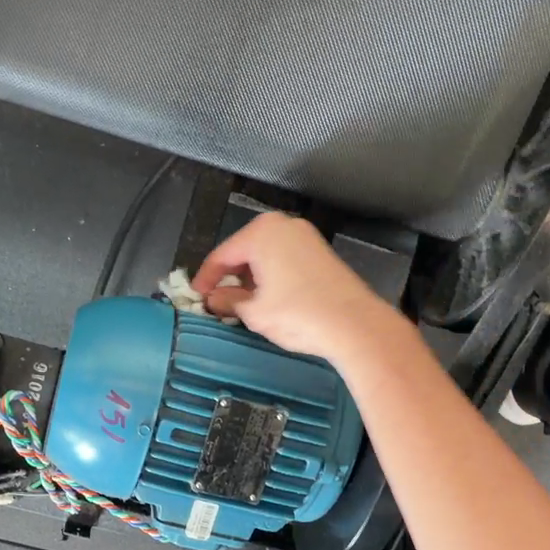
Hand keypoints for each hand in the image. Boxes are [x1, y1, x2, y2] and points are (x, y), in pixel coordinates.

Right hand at [191, 211, 410, 364]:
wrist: (352, 323)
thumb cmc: (299, 314)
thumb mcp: (254, 312)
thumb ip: (228, 302)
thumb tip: (215, 300)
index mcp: (261, 233)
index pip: (221, 255)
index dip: (205, 279)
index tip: (196, 297)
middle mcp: (283, 226)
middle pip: (243, 251)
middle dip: (229, 276)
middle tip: (218, 301)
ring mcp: (304, 236)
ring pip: (264, 255)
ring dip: (250, 278)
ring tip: (242, 304)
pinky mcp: (319, 252)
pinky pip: (283, 259)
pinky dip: (270, 276)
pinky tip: (268, 299)